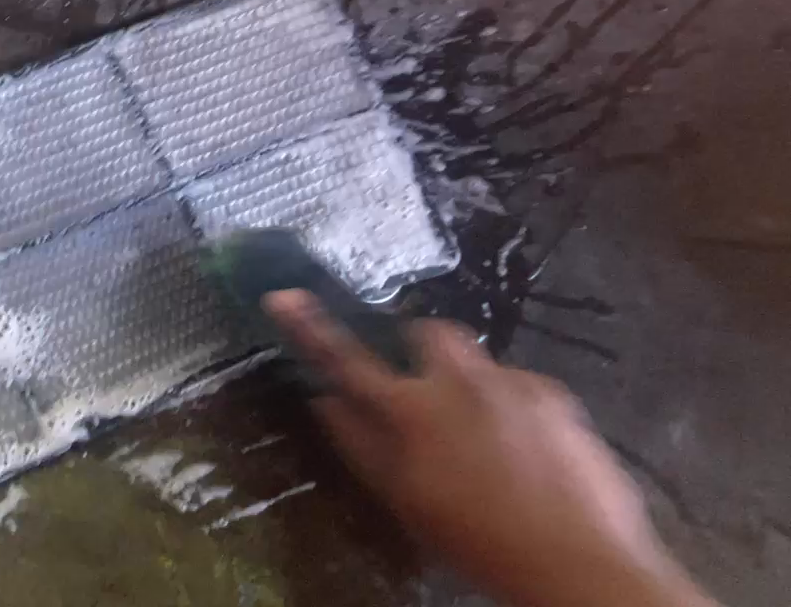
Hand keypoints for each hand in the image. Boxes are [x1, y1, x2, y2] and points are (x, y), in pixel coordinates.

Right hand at [264, 291, 715, 606]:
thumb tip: (323, 399)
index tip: (282, 296)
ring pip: (480, 360)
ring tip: (482, 426)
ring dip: (471, 380)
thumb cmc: (474, 537)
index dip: (309, 325)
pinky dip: (515, 405)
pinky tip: (526, 447)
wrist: (583, 570)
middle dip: (423, 346)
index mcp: (409, 408)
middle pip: (430, 332)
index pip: (345, 358)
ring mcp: (514, 388)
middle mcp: (458, 383)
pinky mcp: (561, 404)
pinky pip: (524, 387)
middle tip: (426, 382)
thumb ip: (358, 442)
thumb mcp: (402, 496)